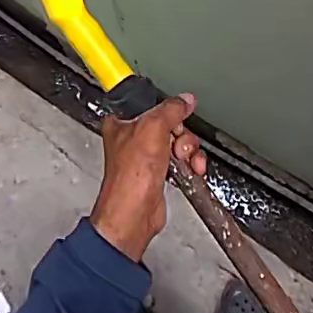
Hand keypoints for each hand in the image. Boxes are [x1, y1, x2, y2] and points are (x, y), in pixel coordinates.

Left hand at [90, 92, 206, 260]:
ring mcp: (146, 156)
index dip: (165, 109)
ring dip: (188, 150)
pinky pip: (181, 160)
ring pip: (178, 141)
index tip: (175, 112)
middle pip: (169, 123)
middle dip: (180, 133)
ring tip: (183, 159)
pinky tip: (191, 169)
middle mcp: (132, 137)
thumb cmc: (130, 175)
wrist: (135, 213)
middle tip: (177, 143)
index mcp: (121, 121)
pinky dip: (190, 163)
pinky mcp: (159, 172)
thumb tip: (185, 99)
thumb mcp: (153, 128)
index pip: (149, 103)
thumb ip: (171, 109)